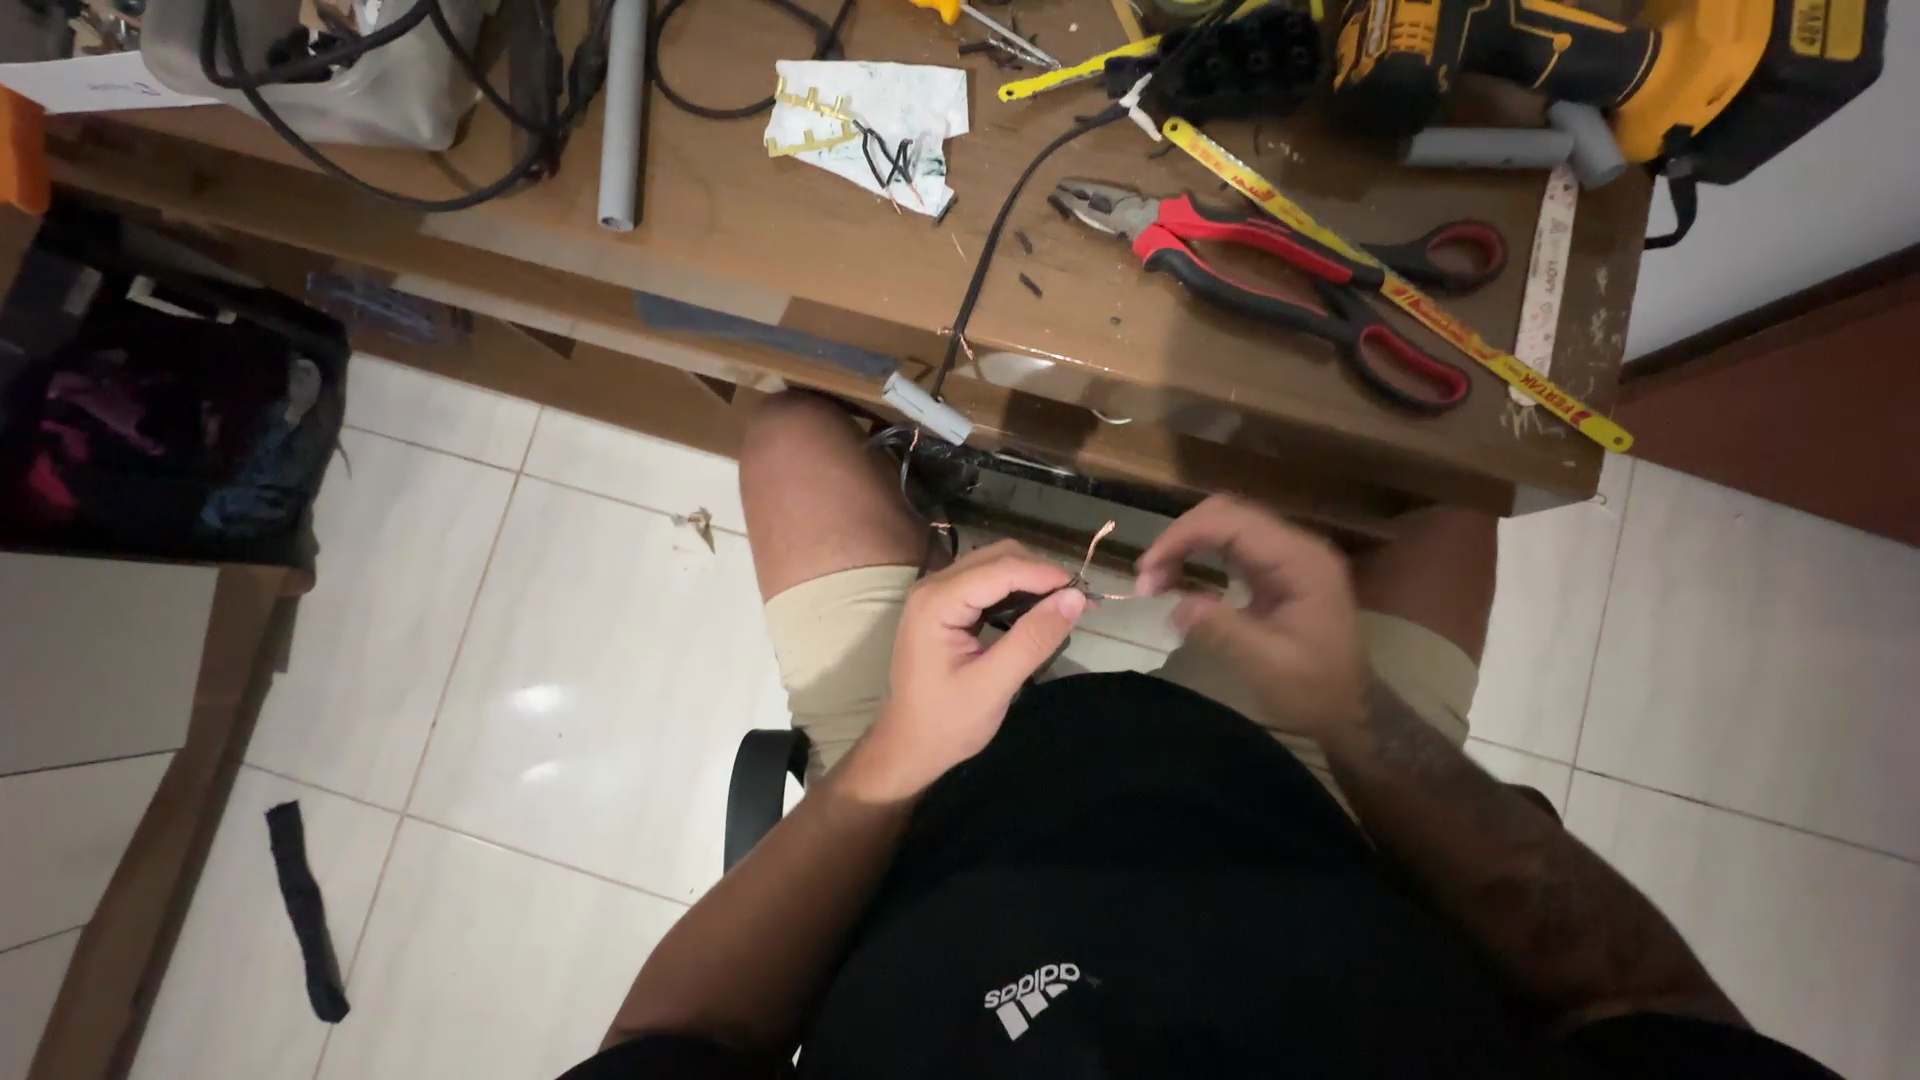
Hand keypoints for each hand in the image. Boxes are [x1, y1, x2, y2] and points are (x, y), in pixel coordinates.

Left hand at [842, 541, 1087, 801]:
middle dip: (1040, 574)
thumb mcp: (994, 685)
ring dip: (1032, 580)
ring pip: (995, 566)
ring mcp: (937, 593)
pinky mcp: (946, 605)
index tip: (1085, 593)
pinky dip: (1018, 592)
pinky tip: (1040, 612)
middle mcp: (933, 586)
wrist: (909, 746)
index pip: (1000, 568)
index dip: (1045, 574)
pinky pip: (988, 584)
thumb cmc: (947, 722)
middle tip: (1078, 602)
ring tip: (1066, 606)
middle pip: (998, 557)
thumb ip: (1033, 639)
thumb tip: (1076, 599)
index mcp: (936, 602)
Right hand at [1135, 495, 1367, 739]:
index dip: (1182, 537)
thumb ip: (1223, 631)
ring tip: (1154, 583)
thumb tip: (1176, 606)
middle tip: (1146, 579)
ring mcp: (1286, 556)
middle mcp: (1296, 547)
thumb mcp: (1268, 666)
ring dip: (1184, 545)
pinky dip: (1196, 555)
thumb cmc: (1314, 691)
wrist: (1348, 712)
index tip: (1146, 571)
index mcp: (1301, 561)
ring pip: (1224, 525)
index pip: (1232, 523)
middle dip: (1179, 538)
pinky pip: (1229, 546)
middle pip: (1226, 513)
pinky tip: (1176, 580)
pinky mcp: (1275, 570)